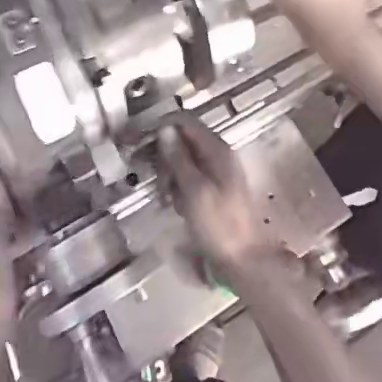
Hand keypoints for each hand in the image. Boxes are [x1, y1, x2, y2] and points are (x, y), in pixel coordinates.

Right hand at [159, 114, 276, 275]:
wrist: (242, 260)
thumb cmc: (218, 225)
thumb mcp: (194, 190)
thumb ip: (178, 157)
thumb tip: (164, 128)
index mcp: (217, 149)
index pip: (184, 121)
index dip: (161, 127)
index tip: (140, 143)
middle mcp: (217, 154)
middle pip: (182, 139)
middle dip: (165, 157)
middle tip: (158, 180)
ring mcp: (216, 171)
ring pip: (183, 160)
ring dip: (170, 175)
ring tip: (168, 198)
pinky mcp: (213, 188)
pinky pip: (189, 178)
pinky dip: (179, 188)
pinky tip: (177, 206)